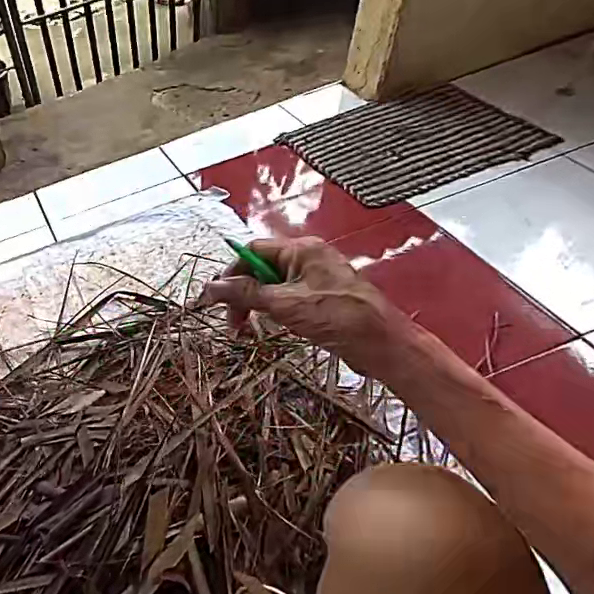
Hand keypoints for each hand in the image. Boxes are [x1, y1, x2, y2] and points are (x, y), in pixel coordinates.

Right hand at [197, 237, 412, 375]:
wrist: (381, 344)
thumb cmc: (338, 317)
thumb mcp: (284, 304)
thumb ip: (245, 294)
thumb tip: (211, 288)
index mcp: (301, 250)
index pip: (253, 251)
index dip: (232, 273)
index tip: (219, 297)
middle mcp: (308, 259)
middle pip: (261, 270)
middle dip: (243, 295)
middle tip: (233, 321)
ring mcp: (316, 279)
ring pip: (273, 287)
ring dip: (258, 307)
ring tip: (250, 329)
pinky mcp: (322, 299)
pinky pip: (288, 300)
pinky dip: (275, 313)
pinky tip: (275, 328)